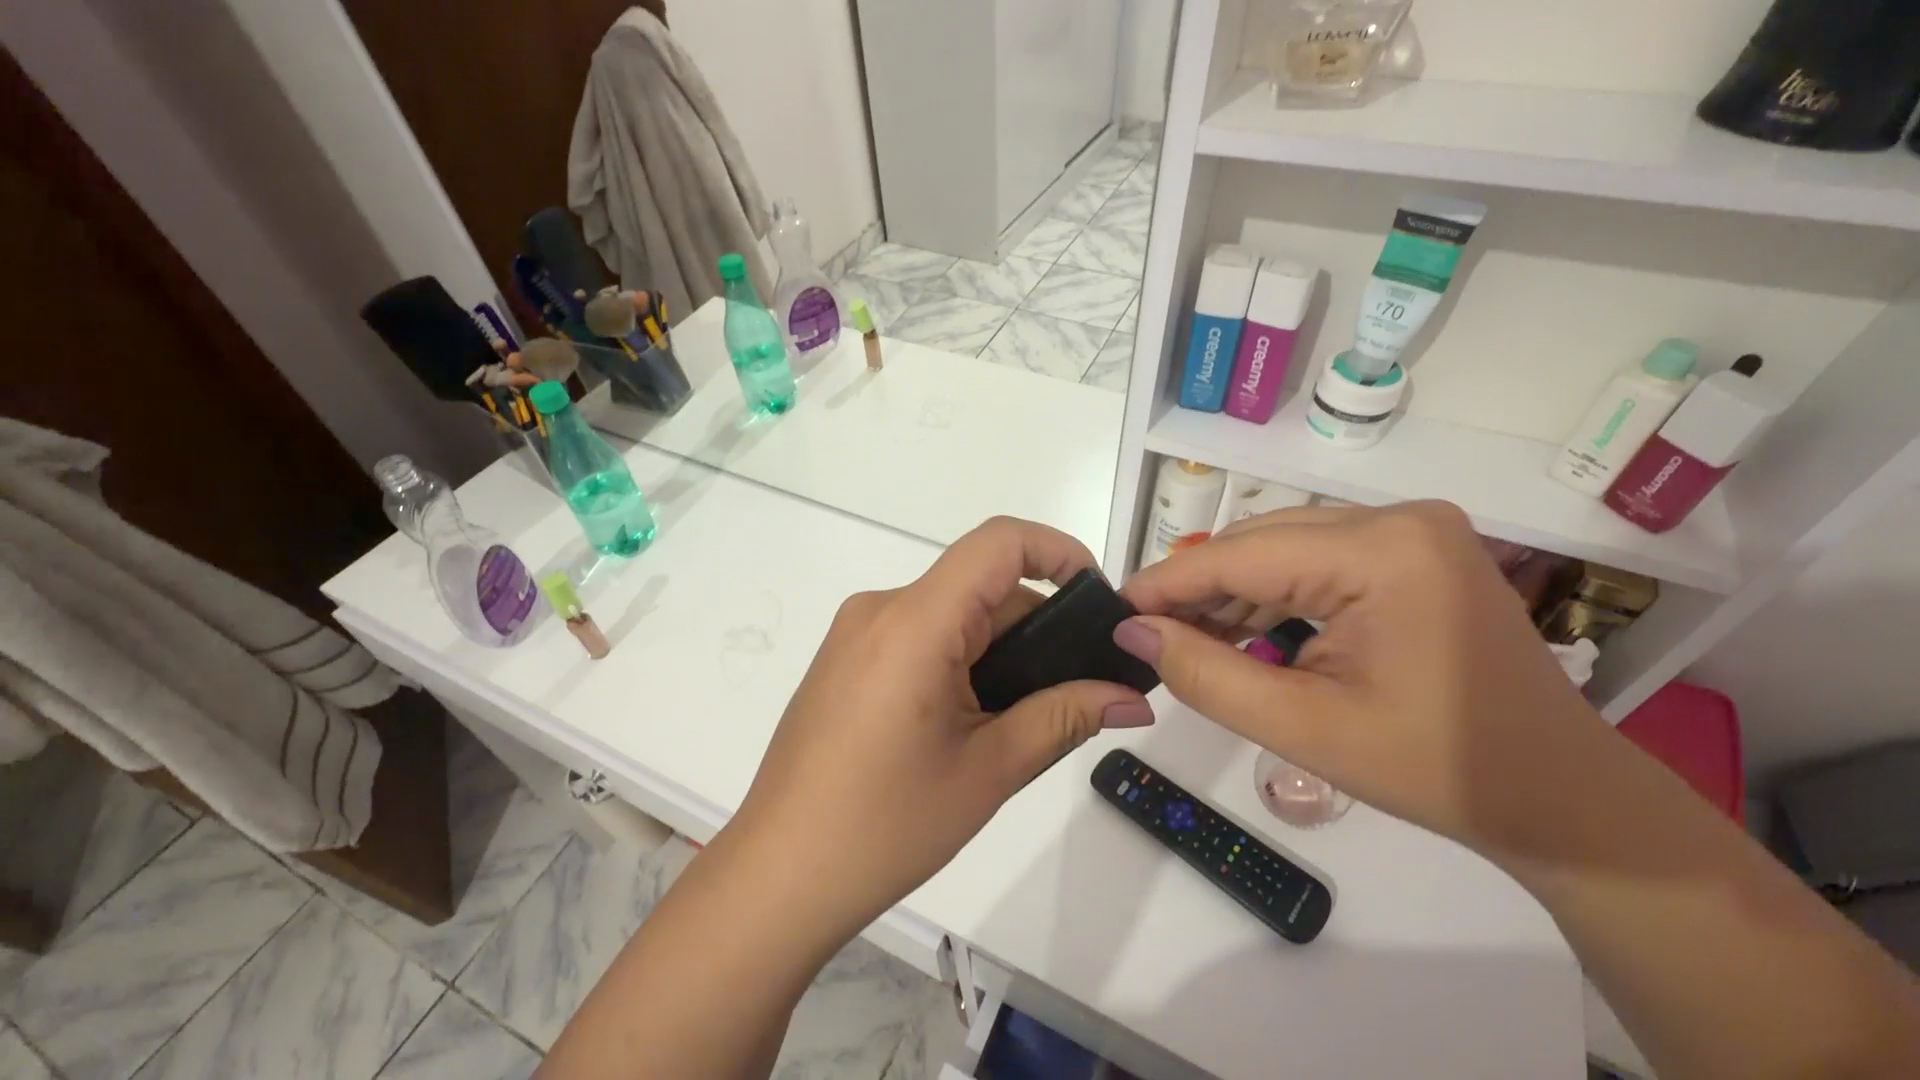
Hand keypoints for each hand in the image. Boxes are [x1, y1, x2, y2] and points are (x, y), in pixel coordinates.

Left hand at [725, 517, 1155, 936]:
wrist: (780, 876)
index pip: (998, 543)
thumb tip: (1133, 698)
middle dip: (1039, 629)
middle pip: (979, 588)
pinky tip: (975, 725)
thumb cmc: (885, 825)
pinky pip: (919, 639)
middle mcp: (879, 611)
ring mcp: (854, 637)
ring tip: (1030, 721)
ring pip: (951, 617)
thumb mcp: (989, 770)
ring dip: (1000, 653)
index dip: (1059, 551)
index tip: (1099, 603)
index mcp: (914, 623)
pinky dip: (961, 663)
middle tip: (1082, 692)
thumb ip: (1065, 717)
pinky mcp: (843, 664)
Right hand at [1116, 501, 1612, 861]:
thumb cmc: (1437, 769)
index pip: (1242, 553)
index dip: (1168, 583)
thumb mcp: (1304, 727)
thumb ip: (1206, 673)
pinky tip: (1246, 632)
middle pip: (1264, 541)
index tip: (1112, 611)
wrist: (1559, 795)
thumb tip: (1133, 632)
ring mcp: (1418, 531)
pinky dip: (1280, 595)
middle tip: (1147, 637)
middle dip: (1201, 588)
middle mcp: (1401, 519)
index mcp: (1383, 550)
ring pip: (1290, 547)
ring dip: (1237, 592)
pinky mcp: (1421, 553)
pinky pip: (1325, 559)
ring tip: (1188, 640)